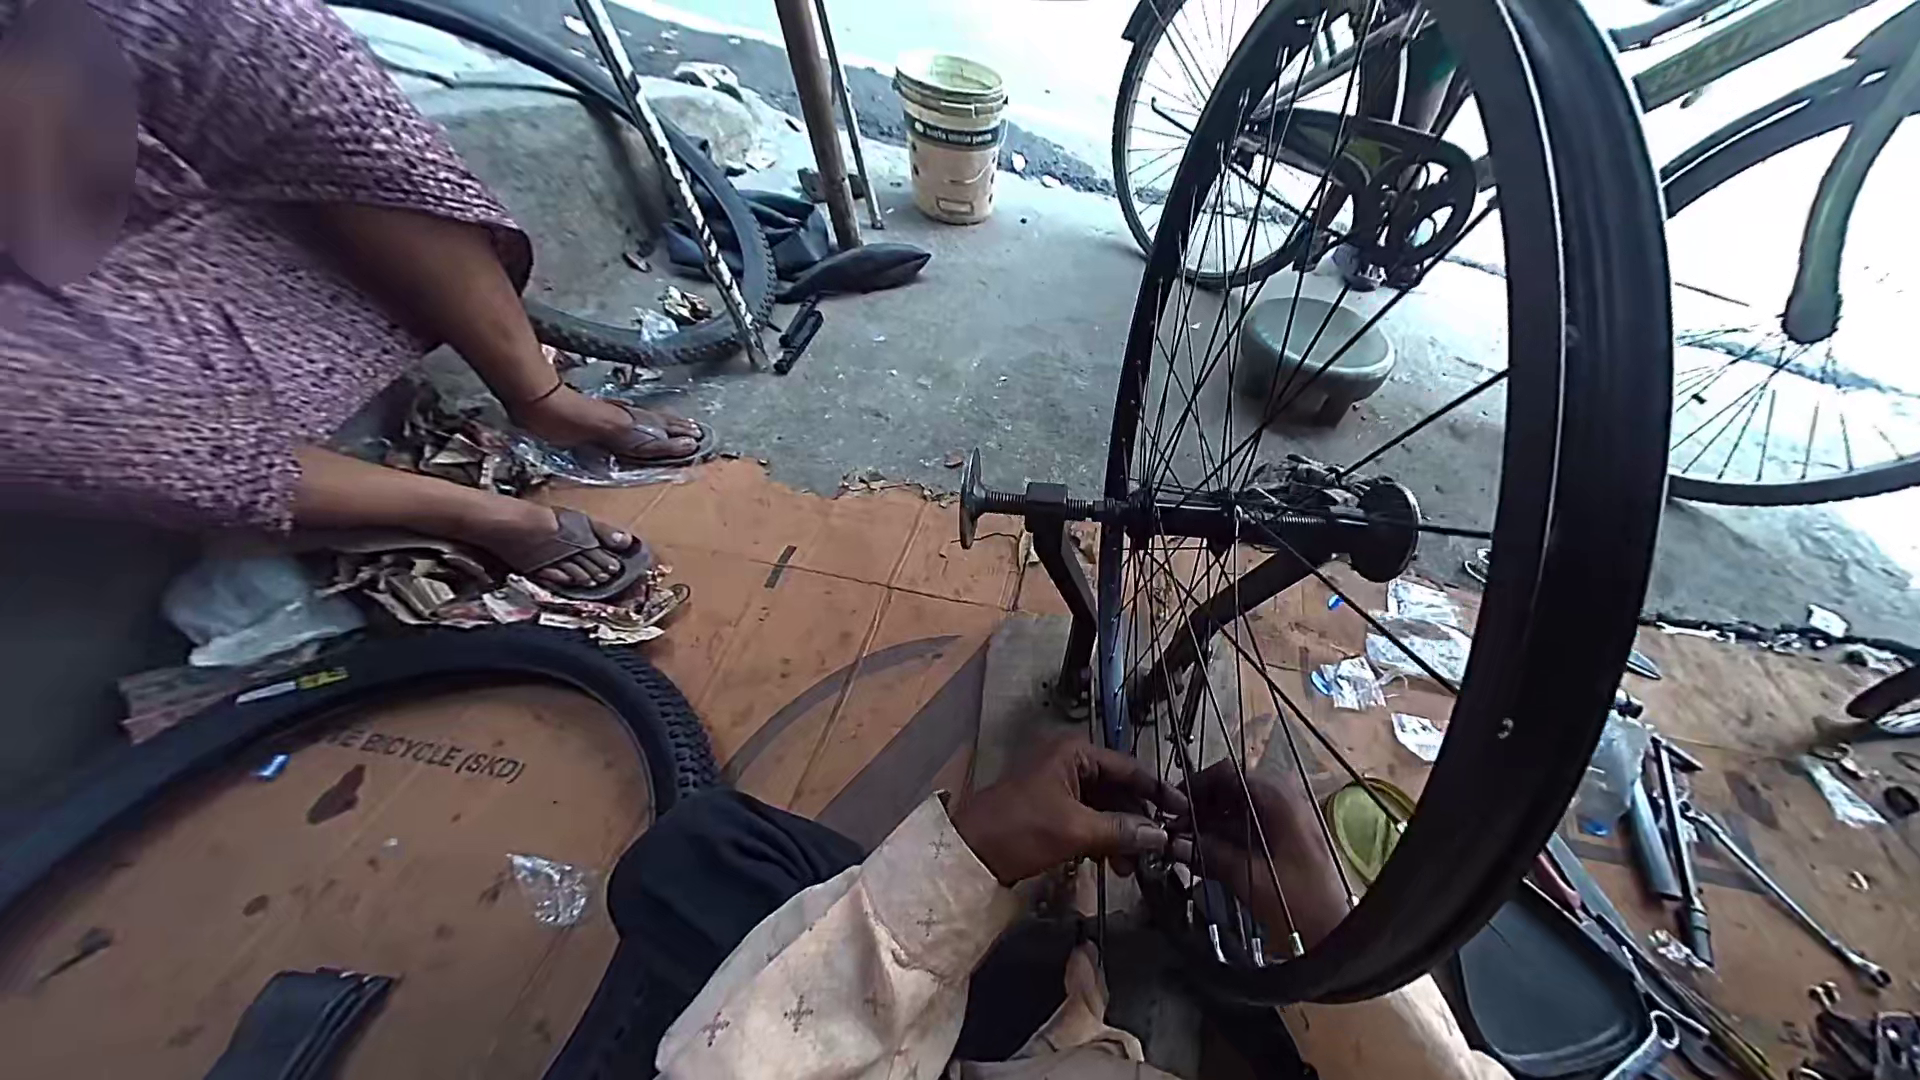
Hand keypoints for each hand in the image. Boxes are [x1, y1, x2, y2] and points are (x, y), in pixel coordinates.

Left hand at [950, 739, 1191, 885]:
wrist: (972, 849)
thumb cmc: (1022, 828)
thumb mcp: (1075, 830)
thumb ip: (1121, 830)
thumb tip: (1161, 835)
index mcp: (1074, 752)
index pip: (1127, 767)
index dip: (1155, 791)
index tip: (1183, 812)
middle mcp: (1069, 760)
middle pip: (1117, 787)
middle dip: (1136, 820)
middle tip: (1156, 851)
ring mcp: (1059, 782)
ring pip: (1103, 805)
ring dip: (1119, 834)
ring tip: (1129, 868)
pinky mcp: (1052, 805)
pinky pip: (1088, 817)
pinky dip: (1101, 838)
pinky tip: (1111, 863)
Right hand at [1180, 761, 1348, 948]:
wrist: (1344, 945)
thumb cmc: (1301, 908)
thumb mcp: (1248, 879)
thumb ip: (1209, 853)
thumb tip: (1173, 841)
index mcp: (1278, 801)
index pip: (1227, 772)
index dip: (1196, 784)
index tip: (1173, 804)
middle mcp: (1285, 803)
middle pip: (1231, 789)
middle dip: (1201, 806)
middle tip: (1177, 827)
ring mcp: (1288, 823)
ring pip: (1238, 809)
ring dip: (1210, 823)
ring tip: (1186, 844)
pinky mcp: (1289, 842)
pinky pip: (1250, 827)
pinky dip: (1226, 837)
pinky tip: (1207, 855)